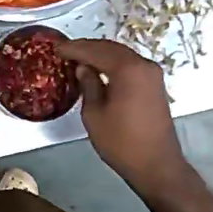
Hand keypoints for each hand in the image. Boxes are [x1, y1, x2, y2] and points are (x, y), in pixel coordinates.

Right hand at [57, 39, 192, 196]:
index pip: (96, 51)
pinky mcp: (155, 85)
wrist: (155, 164)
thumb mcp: (94, 114)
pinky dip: (113, 64)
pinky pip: (130, 66)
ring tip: (78, 58)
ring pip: (122, 55)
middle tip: (66, 50)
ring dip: (100, 55)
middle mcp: (143, 65)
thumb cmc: (121, 142)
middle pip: (111, 48)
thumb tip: (84, 68)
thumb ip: (88, 85)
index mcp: (128, 70)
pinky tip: (99, 70)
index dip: (75, 48)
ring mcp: (152, 74)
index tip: (56, 47)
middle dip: (88, 48)